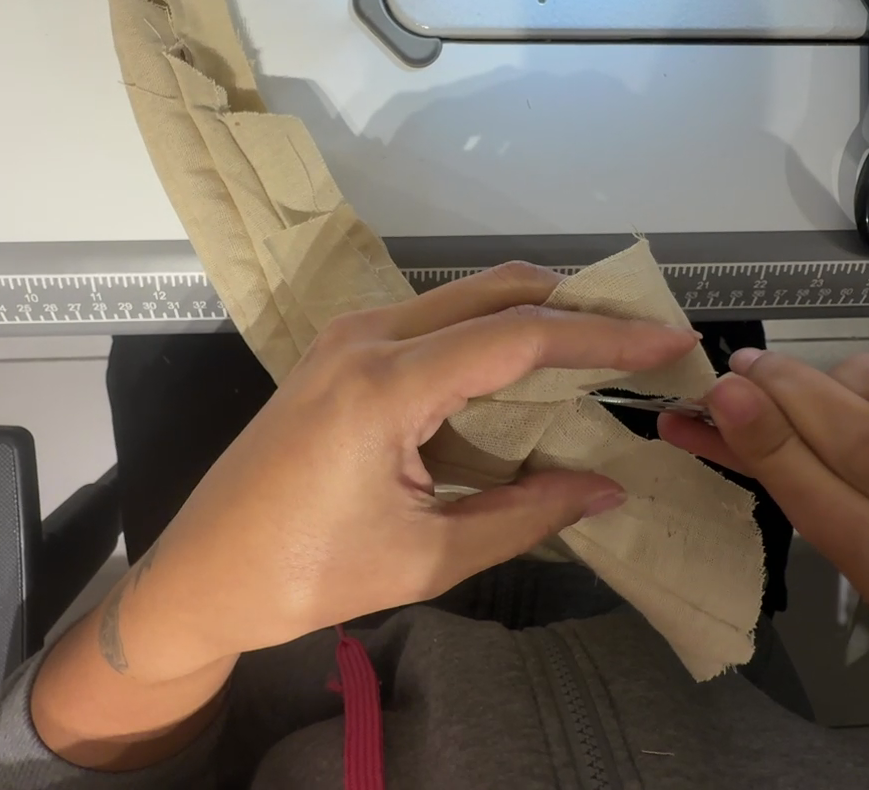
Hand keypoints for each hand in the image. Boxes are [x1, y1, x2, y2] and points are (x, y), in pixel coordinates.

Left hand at [34, 263, 699, 766]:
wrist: (200, 571)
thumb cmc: (304, 575)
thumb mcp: (426, 556)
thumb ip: (525, 515)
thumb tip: (606, 490)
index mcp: (386, 384)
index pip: (518, 338)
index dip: (603, 336)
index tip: (668, 340)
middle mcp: (367, 335)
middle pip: (494, 292)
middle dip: (576, 304)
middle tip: (642, 331)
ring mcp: (348, 334)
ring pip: (462, 298)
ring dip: (532, 314)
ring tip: (599, 347)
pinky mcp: (340, 349)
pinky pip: (431, 321)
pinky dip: (488, 332)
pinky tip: (521, 367)